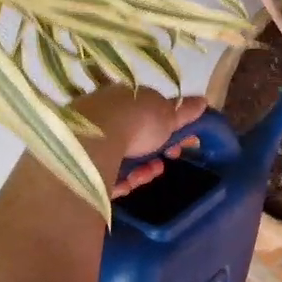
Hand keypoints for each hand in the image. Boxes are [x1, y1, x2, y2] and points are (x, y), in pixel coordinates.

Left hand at [65, 86, 207, 196]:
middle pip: (136, 140)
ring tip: (144, 176)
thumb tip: (203, 100)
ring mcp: (90, 139)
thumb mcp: (168, 114)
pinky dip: (119, 181)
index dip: (167, 132)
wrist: (95, 140)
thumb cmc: (137, 120)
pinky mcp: (78, 164)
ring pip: (122, 159)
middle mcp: (105, 114)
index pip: (148, 115)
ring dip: (140, 171)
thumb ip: (184, 110)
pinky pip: (104, 174)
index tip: (179, 146)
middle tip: (162, 165)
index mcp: (125, 96)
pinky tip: (126, 185)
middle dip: (154, 157)